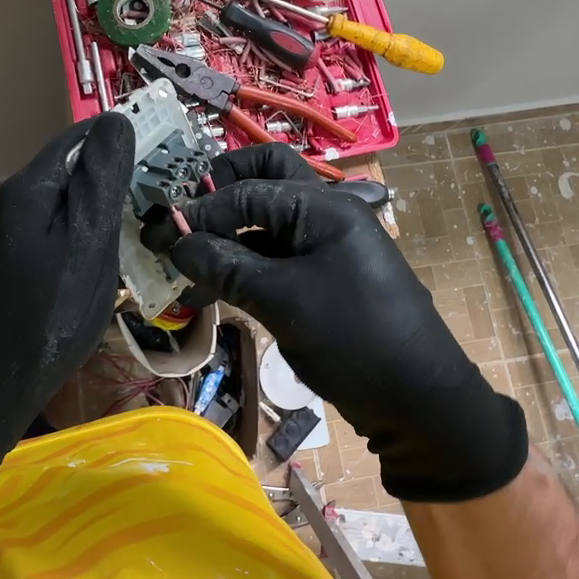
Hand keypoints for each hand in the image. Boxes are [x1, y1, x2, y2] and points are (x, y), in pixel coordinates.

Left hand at [0, 113, 133, 520]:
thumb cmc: (51, 310)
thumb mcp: (87, 240)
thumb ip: (100, 179)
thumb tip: (117, 119)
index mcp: (32, 186)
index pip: (82, 137)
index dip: (125, 141)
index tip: (167, 157)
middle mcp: (19, 200)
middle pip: (76, 170)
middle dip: (119, 177)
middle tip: (165, 199)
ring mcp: (17, 233)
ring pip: (71, 203)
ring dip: (108, 210)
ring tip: (148, 228)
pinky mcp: (21, 261)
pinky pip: (64, 232)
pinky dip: (92, 236)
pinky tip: (113, 260)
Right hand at [151, 176, 528, 502]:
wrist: (420, 400)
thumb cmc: (354, 339)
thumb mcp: (282, 302)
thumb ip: (226, 267)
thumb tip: (175, 242)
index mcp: (323, 206)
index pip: (247, 192)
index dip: (199, 212)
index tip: (158, 235)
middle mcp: (326, 213)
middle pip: (266, 178)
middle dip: (221, 190)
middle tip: (186, 214)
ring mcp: (328, 244)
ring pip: (268, 220)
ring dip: (229, 233)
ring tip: (189, 263)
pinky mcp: (325, 275)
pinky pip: (277, 254)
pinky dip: (245, 262)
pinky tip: (215, 287)